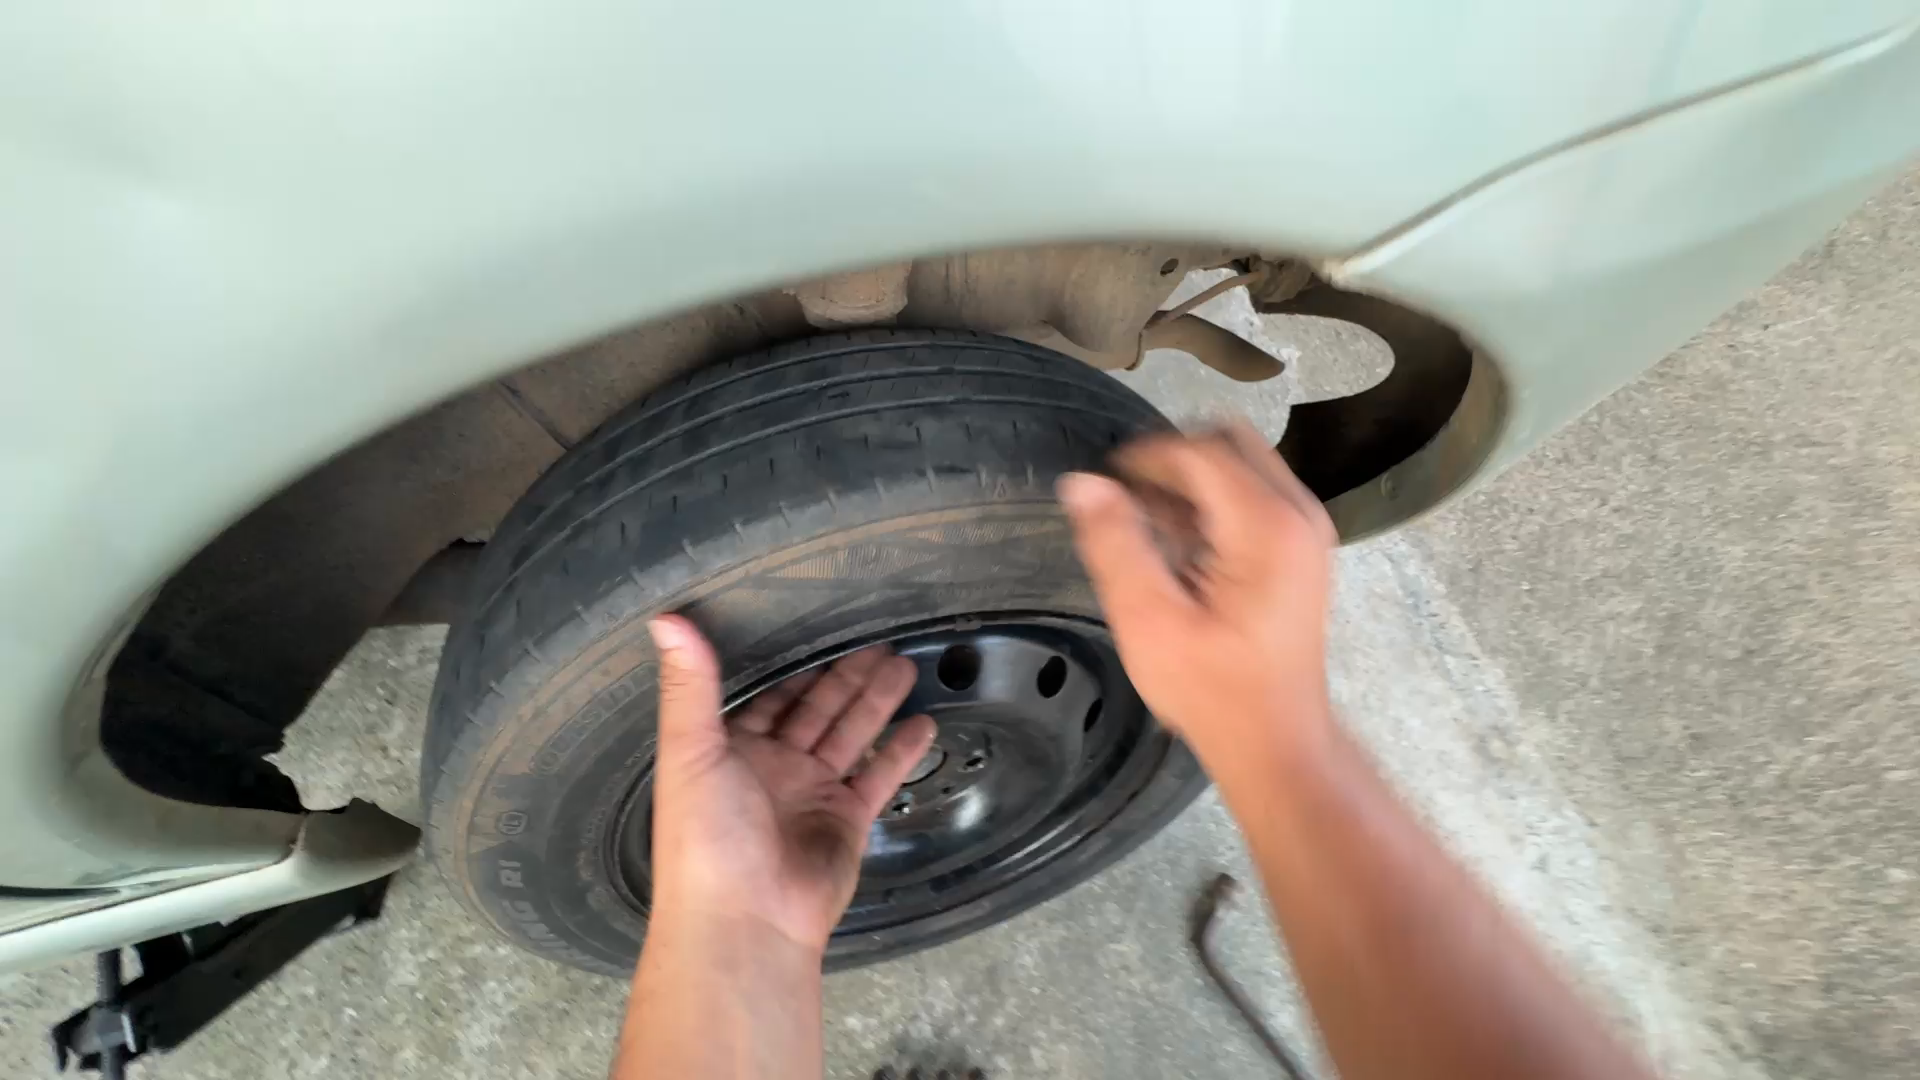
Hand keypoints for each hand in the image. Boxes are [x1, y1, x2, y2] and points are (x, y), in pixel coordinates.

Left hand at [645, 616, 937, 955]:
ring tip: (907, 667)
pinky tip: (924, 725)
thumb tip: (666, 619)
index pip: (775, 700)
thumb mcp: (691, 749)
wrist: (746, 920)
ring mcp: (815, 794)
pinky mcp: (848, 820)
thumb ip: (690, 685)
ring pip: (853, 735)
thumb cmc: (707, 836)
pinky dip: (901, 751)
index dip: (800, 672)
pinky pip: (880, 776)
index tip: (826, 637)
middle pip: (821, 711)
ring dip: (879, 702)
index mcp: (737, 752)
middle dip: (850, 679)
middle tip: (882, 644)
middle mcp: (778, 769)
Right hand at [1055, 421, 1337, 762]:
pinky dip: (1207, 501)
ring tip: (1142, 520)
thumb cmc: (1210, 689)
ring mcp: (1304, 529)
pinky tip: (1173, 540)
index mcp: (1267, 526)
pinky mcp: (1298, 547)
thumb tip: (1081, 482)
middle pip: (1228, 442)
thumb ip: (1115, 543)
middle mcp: (1297, 513)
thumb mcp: (1148, 619)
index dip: (1145, 455)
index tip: (1103, 480)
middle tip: (1124, 493)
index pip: (1201, 452)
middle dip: (1170, 457)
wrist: (1274, 740)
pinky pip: (1250, 493)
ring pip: (1240, 463)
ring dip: (1187, 479)